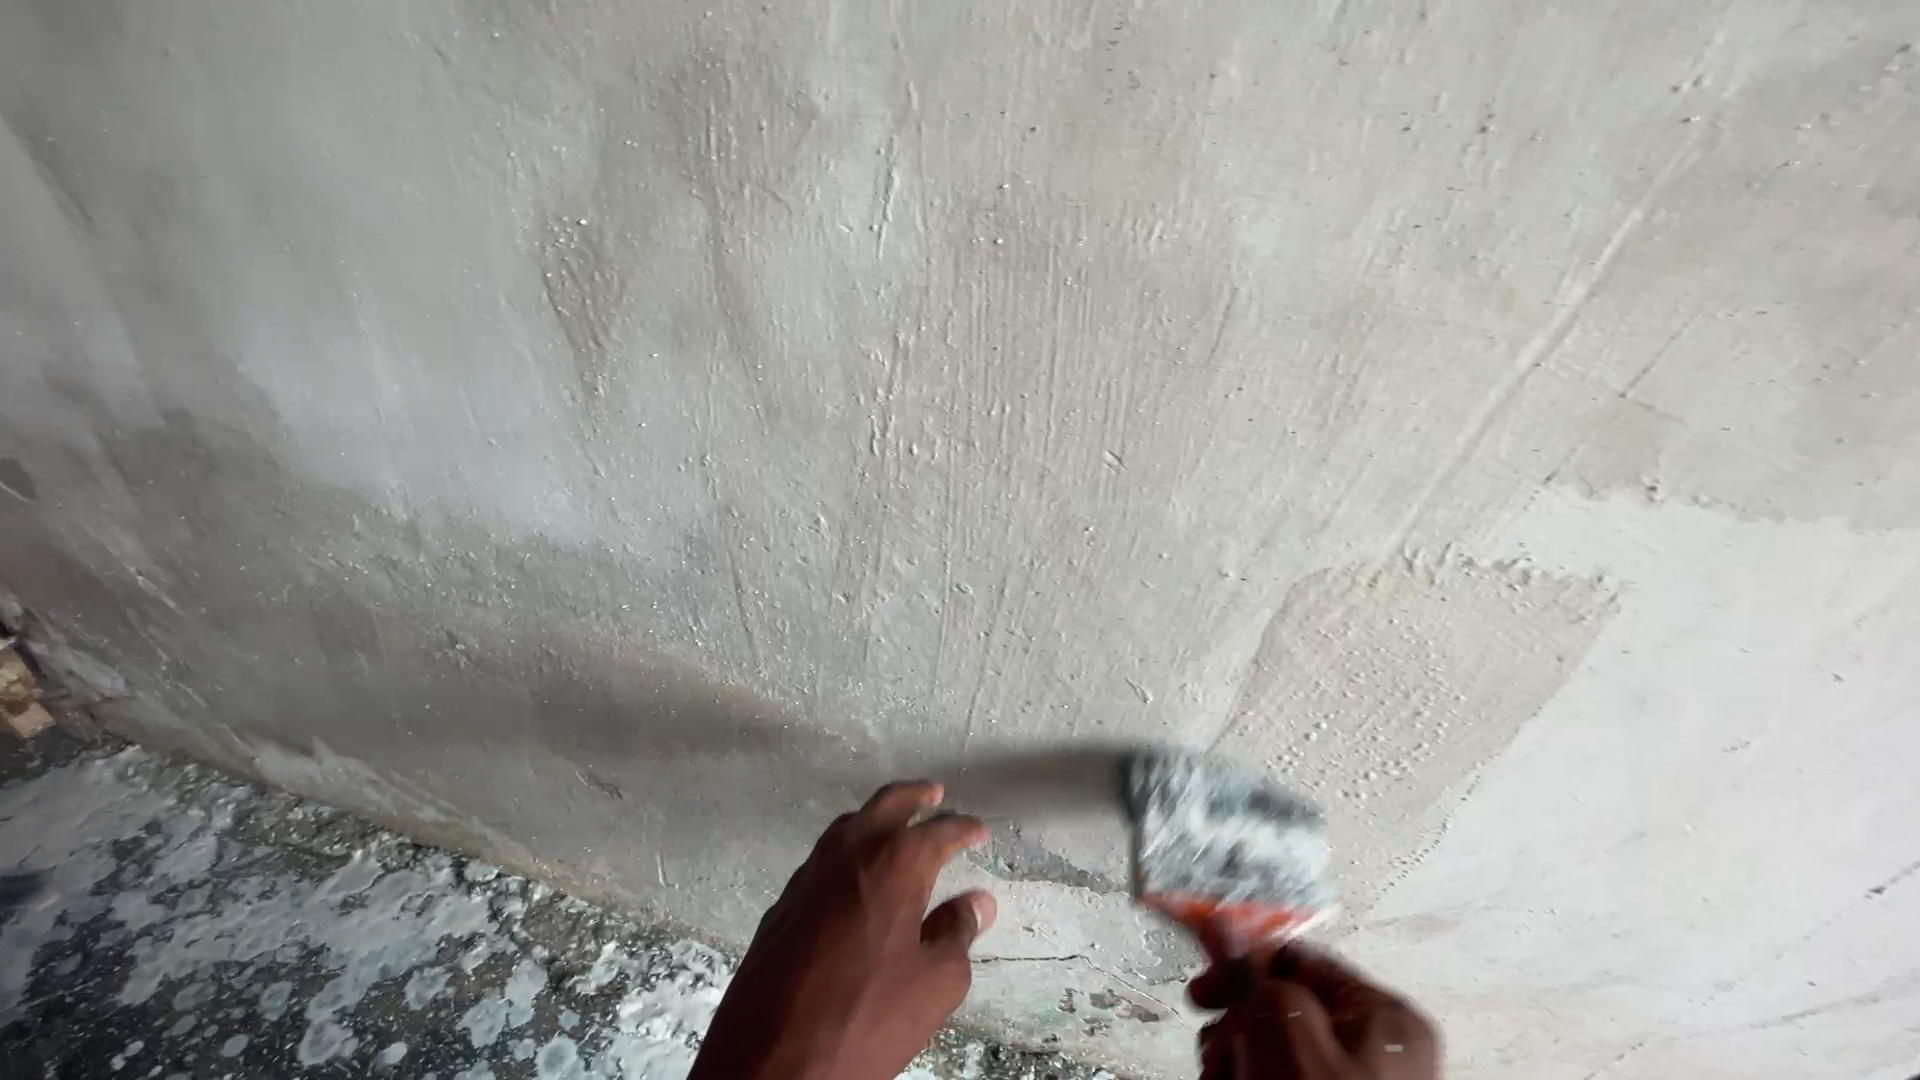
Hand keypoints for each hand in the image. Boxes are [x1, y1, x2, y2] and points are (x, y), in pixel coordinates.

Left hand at [690, 780, 996, 1079]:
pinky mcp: (783, 903)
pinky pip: (824, 858)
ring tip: (895, 826)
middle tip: (934, 793)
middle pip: (886, 803)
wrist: (770, 1061)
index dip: (964, 828)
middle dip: (915, 795)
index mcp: (894, 863)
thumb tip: (977, 902)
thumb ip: (958, 933)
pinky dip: (848, 850)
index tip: (980, 830)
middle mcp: (850, 853)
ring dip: (876, 817)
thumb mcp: (934, 984)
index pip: (939, 831)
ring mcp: (809, 874)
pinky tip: (855, 875)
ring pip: (848, 825)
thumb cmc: (865, 1016)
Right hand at [1189, 946, 1439, 1079]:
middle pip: (1278, 1007)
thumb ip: (1250, 975)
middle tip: (1215, 1056)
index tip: (1201, 990)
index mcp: (1381, 1015)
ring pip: (1270, 1049)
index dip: (1242, 964)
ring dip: (1232, 1063)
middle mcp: (1373, 1048)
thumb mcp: (1280, 1025)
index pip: (1296, 958)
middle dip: (1234, 1028)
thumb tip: (1221, 925)